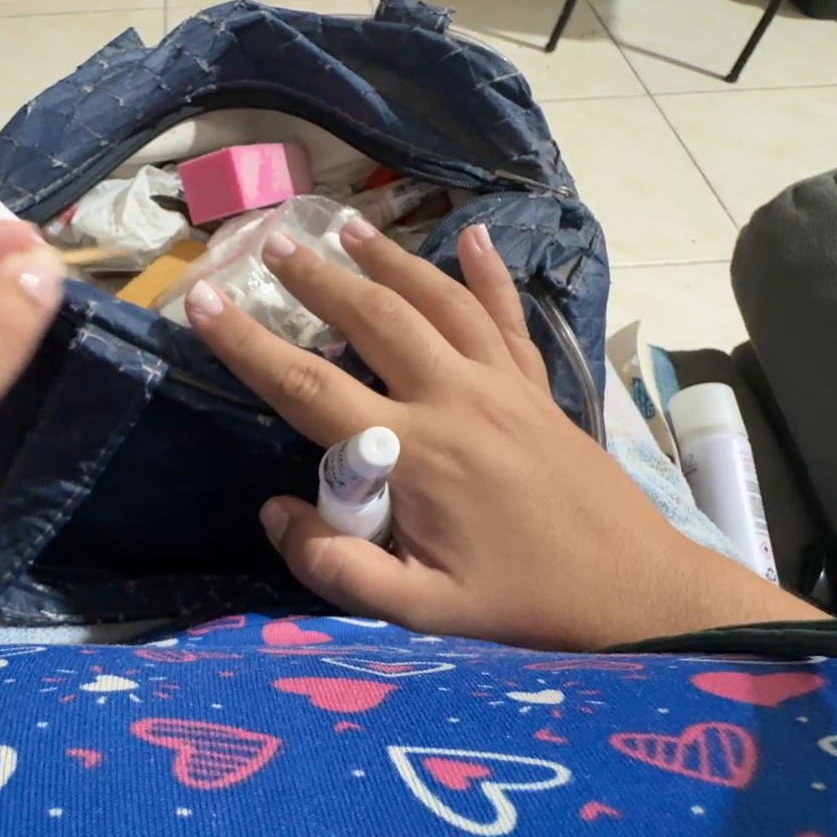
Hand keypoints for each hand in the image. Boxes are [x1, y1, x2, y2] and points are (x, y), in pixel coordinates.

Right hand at [185, 221, 821, 649]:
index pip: (310, 388)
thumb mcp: (417, 612)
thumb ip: (335, 565)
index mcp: (416, 454)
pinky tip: (471, 235)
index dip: (248, 344)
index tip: (202, 300)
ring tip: (344, 225)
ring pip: (437, 301)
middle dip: (315, 277)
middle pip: (373, 320)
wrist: (634, 593)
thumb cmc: (520, 603)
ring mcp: (502, 384)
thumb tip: (273, 511)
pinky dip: (486, 273)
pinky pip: (506, 316)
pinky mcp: (535, 387)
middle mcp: (455, 399)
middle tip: (270, 240)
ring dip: (386, 259)